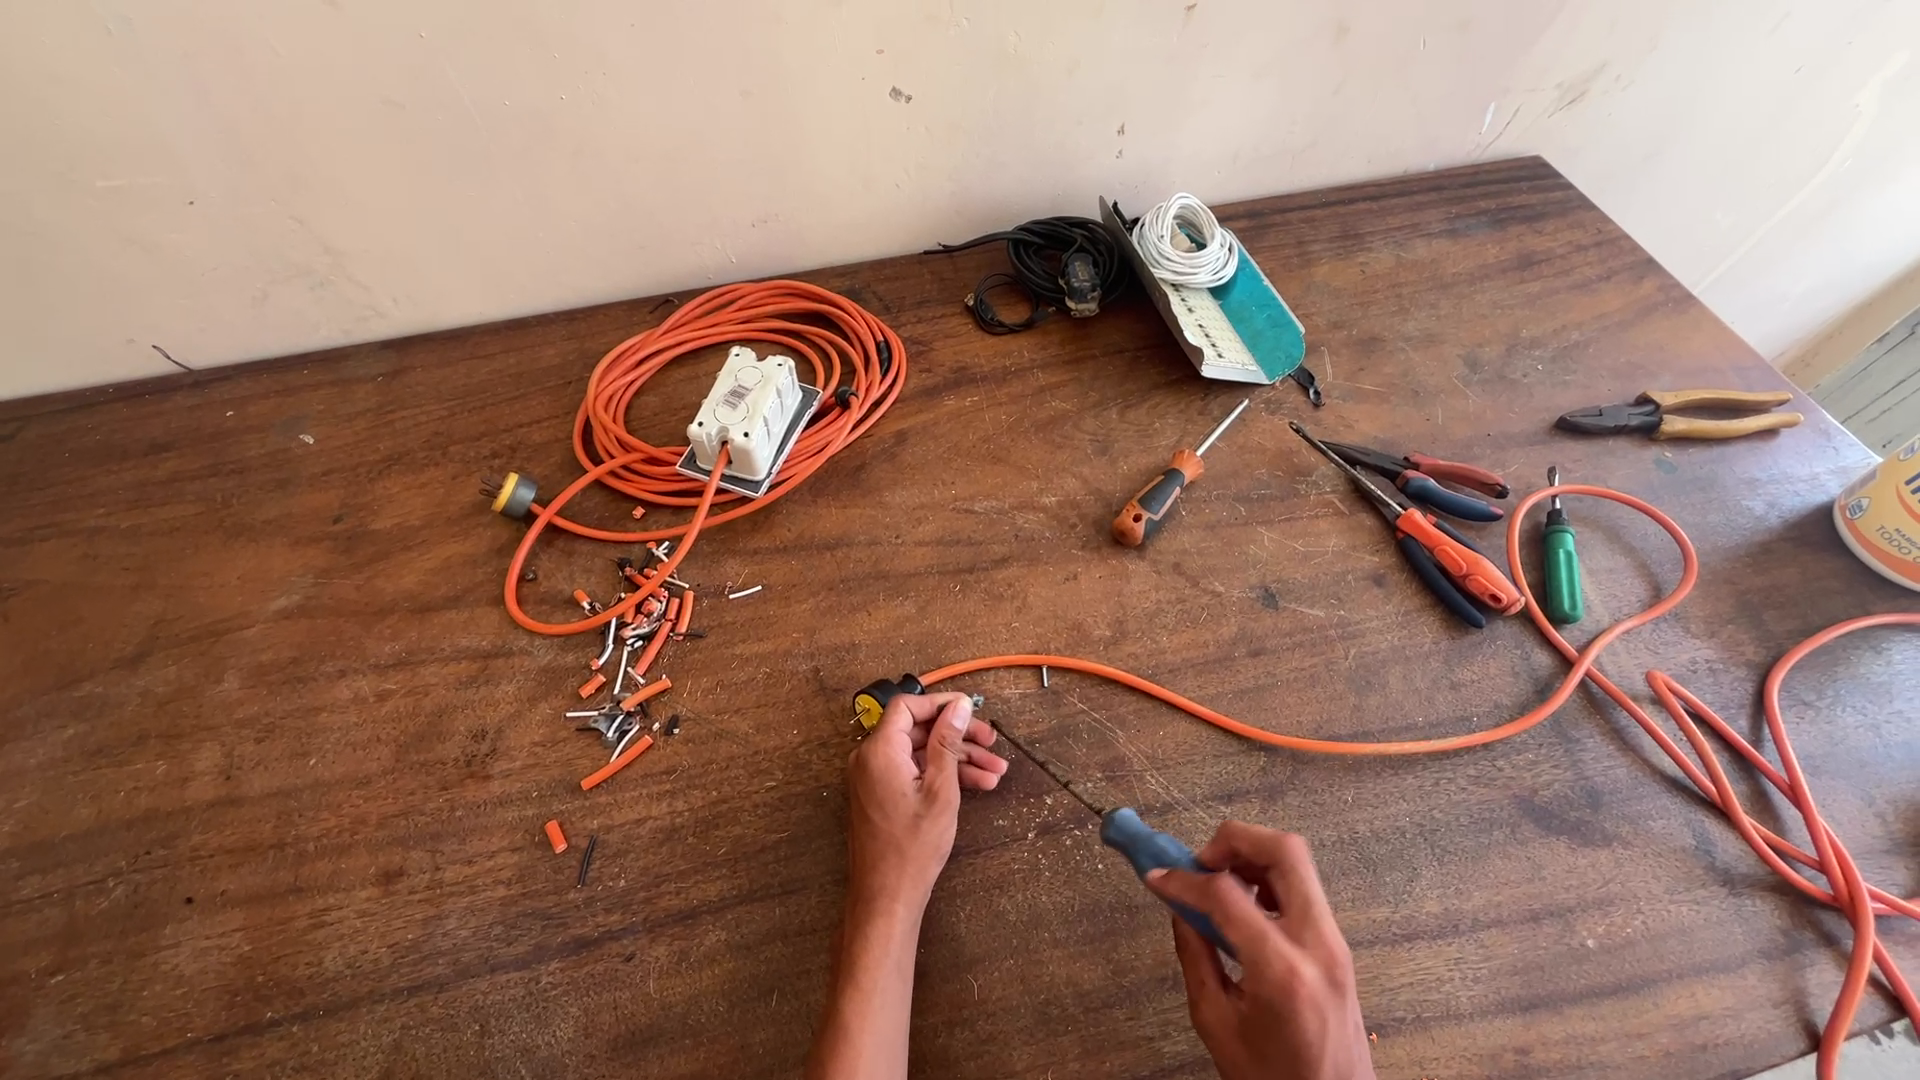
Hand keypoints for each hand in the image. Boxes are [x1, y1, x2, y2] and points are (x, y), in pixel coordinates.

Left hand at [845, 692, 1007, 909]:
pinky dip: (941, 774)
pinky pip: (913, 770)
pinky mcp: (881, 793)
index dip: (941, 704)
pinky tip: (977, 785)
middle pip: (919, 729)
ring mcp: (874, 776)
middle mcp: (871, 758)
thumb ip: (948, 741)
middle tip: (992, 743)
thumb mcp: (941, 789)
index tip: (971, 711)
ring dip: (958, 758)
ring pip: (921, 752)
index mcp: (880, 750)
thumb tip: (958, 706)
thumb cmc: (912, 847)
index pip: (908, 706)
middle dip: (959, 735)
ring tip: (995, 772)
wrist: (887, 896)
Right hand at [1146, 822, 1374, 1079]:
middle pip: (1283, 850)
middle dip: (1233, 839)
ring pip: (1296, 861)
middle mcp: (1318, 945)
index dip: (1182, 878)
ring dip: (1251, 855)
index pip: (1226, 893)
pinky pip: (1301, 887)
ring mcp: (1335, 942)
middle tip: (1199, 861)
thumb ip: (1195, 955)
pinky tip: (1242, 903)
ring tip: (1216, 882)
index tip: (1156, 876)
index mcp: (1282, 970)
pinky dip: (1267, 877)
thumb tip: (1178, 906)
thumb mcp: (1216, 1022)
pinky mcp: (1337, 946)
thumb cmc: (1273, 1079)